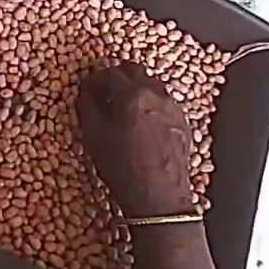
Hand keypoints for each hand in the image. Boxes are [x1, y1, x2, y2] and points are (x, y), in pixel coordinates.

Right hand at [75, 62, 194, 217]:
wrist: (159, 196)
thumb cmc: (123, 168)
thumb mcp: (95, 138)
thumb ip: (88, 108)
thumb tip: (86, 93)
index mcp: (132, 96)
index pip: (109, 74)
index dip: (94, 80)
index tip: (87, 89)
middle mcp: (156, 95)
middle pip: (134, 71)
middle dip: (116, 77)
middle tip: (104, 92)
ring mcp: (173, 108)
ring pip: (151, 84)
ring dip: (135, 89)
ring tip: (122, 108)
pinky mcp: (182, 122)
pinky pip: (163, 102)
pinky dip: (149, 104)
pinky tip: (141, 122)